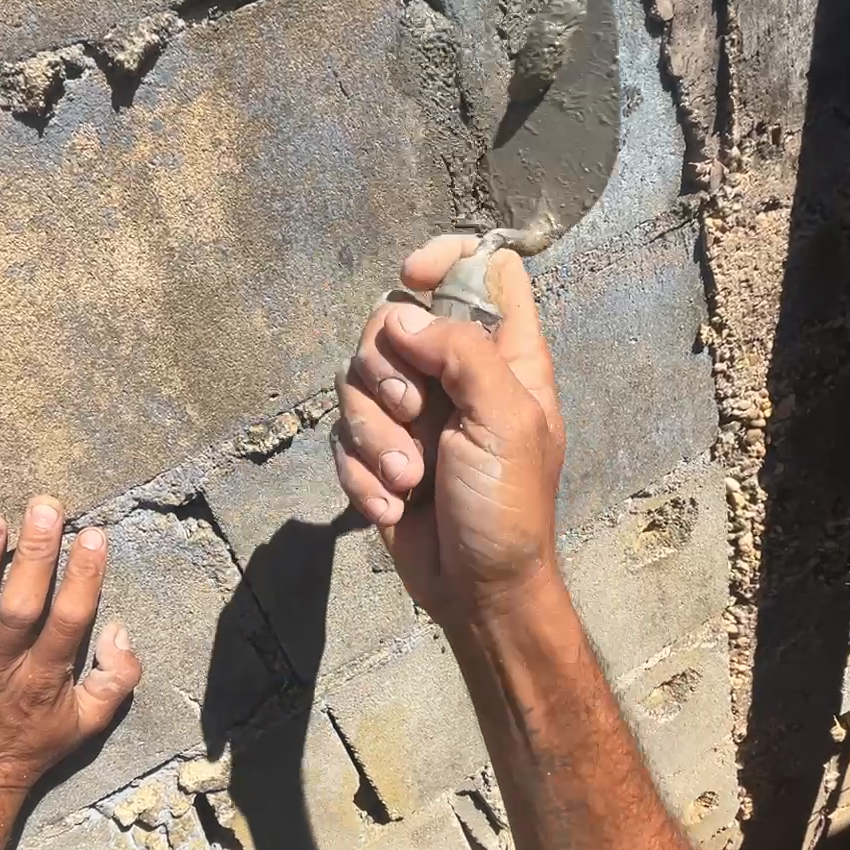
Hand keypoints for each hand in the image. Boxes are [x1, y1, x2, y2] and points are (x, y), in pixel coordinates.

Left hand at [0, 497, 142, 795]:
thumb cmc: (35, 743)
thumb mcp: (91, 722)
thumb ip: (118, 677)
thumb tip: (118, 628)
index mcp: (45, 681)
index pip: (68, 622)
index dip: (83, 579)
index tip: (93, 535)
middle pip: (19, 611)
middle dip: (34, 558)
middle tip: (45, 508)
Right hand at [333, 235, 566, 627]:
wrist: (476, 589)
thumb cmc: (508, 506)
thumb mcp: (506, 422)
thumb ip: (463, 353)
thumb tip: (405, 313)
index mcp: (503, 355)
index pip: (484, 268)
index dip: (446, 259)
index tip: (414, 277)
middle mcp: (452, 373)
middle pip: (392, 320)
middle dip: (388, 372)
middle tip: (414, 417)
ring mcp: (411, 412)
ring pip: (355, 381)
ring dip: (374, 437)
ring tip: (407, 479)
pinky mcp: (377, 450)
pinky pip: (342, 436)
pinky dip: (361, 474)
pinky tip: (391, 507)